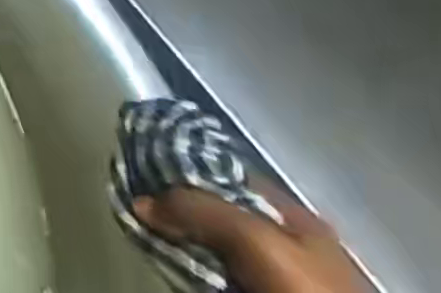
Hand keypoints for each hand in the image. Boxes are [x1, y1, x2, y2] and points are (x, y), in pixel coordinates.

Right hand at [133, 186, 367, 292]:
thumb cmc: (305, 291)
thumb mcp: (254, 240)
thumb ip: (199, 208)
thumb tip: (141, 202)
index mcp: (291, 215)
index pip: (224, 171)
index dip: (182, 164)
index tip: (140, 161)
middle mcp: (282, 239)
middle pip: (215, 208)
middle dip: (176, 203)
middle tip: (136, 200)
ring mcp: (271, 275)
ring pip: (211, 244)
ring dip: (179, 238)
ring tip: (143, 229)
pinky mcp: (253, 292)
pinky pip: (212, 273)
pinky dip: (187, 266)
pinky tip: (166, 259)